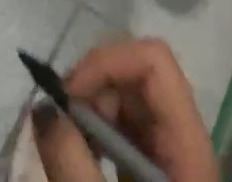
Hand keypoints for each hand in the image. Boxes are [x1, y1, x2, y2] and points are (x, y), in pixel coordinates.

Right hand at [34, 39, 217, 181]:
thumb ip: (72, 162)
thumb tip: (41, 106)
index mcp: (189, 142)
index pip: (154, 60)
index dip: (106, 62)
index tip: (65, 95)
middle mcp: (184, 136)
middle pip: (138, 75)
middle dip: (92, 86)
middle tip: (57, 120)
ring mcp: (170, 153)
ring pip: (127, 100)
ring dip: (89, 108)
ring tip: (63, 141)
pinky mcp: (152, 171)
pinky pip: (124, 129)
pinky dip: (94, 131)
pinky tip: (78, 154)